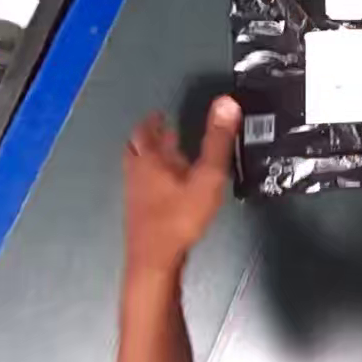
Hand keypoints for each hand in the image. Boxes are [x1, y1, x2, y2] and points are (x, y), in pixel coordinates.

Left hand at [123, 97, 240, 283]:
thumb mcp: (208, 176)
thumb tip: (227, 102)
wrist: (155, 259)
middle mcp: (138, 172)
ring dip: (147, 155)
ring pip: (136, 166)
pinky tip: (165, 184)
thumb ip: (218, 140)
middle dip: (148, 136)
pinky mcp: (139, 210)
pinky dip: (150, 174)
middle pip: (136, 147)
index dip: (154, 121)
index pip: (147, 131)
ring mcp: (135, 193)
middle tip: (161, 129)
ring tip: (164, 152)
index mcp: (152, 159)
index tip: (162, 113)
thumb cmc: (181, 215)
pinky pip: (141, 183)